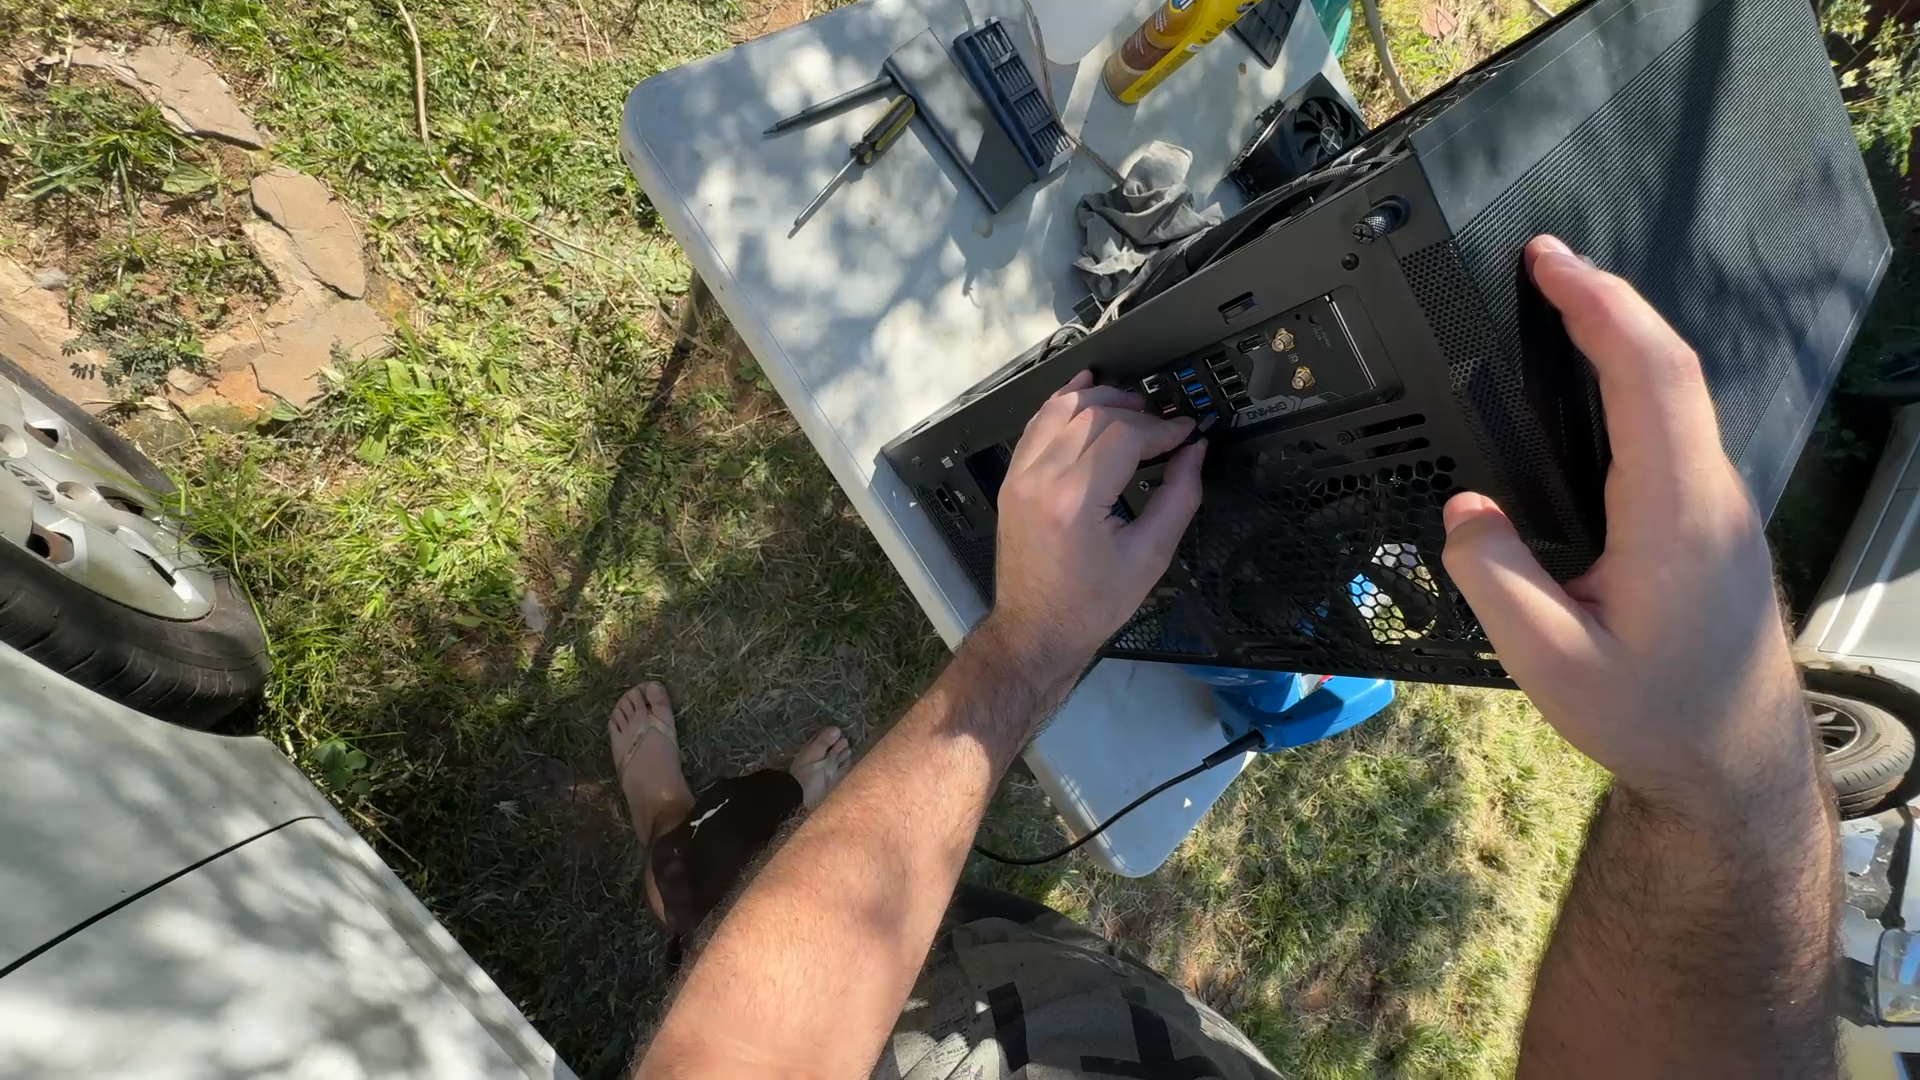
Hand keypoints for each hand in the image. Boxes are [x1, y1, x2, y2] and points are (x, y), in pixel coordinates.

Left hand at [983, 370, 1206, 676]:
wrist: (1035, 630)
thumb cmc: (1090, 605)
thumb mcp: (1149, 556)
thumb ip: (1178, 496)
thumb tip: (1194, 451)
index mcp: (1073, 502)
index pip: (1123, 435)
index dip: (1162, 427)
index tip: (1186, 432)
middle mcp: (1039, 481)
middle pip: (1092, 415)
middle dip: (1136, 411)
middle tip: (1164, 425)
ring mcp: (1018, 478)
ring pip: (1058, 409)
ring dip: (1099, 399)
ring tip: (1133, 406)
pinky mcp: (1011, 480)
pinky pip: (1035, 425)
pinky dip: (1061, 404)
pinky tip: (1083, 389)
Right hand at [1441, 235, 1811, 810]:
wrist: (1725, 759)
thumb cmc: (1642, 712)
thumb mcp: (1544, 656)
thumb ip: (1494, 575)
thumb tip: (1465, 506)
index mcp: (1674, 516)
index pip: (1649, 381)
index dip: (1601, 310)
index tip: (1549, 264)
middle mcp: (1708, 496)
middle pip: (1670, 370)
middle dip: (1607, 302)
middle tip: (1541, 266)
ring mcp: (1712, 506)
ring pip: (1674, 396)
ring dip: (1618, 338)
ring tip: (1554, 310)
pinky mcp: (1700, 521)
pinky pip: (1664, 430)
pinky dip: (1625, 383)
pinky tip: (1588, 387)